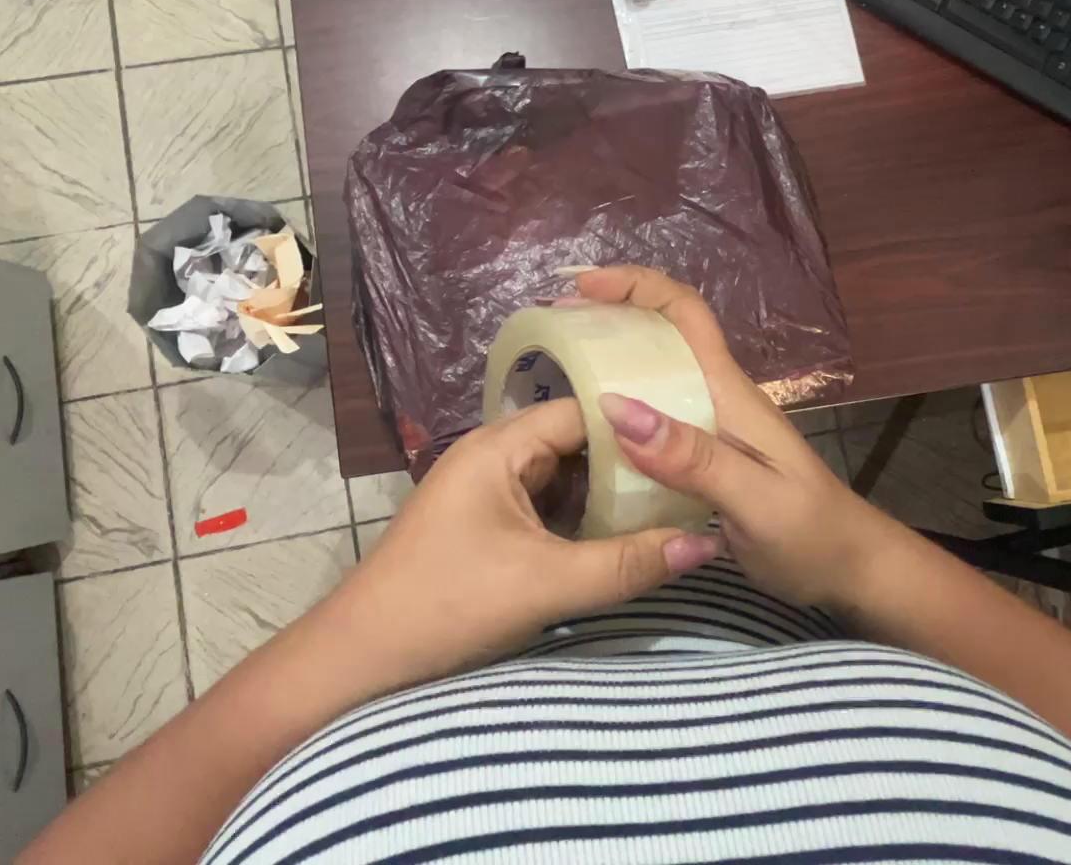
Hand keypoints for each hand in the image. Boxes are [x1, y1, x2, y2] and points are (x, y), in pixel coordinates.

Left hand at [332, 396, 721, 686]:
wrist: (363, 657)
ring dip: (606, 489)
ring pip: (562, 475)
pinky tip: (623, 528)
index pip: (581, 412)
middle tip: (693, 469)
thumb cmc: (448, 605)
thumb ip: (627, 564)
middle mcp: (493, 454)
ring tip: (673, 495)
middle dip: (629, 458)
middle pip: (574, 440)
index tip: (693, 433)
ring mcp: (488, 489)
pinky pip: (547, 503)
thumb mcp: (546, 584)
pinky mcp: (488, 522)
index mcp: (499, 446)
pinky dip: (582, 514)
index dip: (637, 421)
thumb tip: (707, 543)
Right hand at [573, 266, 894, 608]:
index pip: (684, 314)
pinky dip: (614, 408)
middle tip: (552, 325)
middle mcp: (713, 396)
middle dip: (608, 315)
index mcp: (728, 391)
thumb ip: (692, 457)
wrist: (848, 570)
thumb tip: (616, 408)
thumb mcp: (755, 499)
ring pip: (650, 374)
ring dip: (606, 358)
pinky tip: (585, 428)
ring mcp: (706, 425)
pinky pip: (649, 416)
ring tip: (554, 366)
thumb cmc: (811, 534)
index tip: (584, 287)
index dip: (637, 287)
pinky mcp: (699, 454)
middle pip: (660, 333)